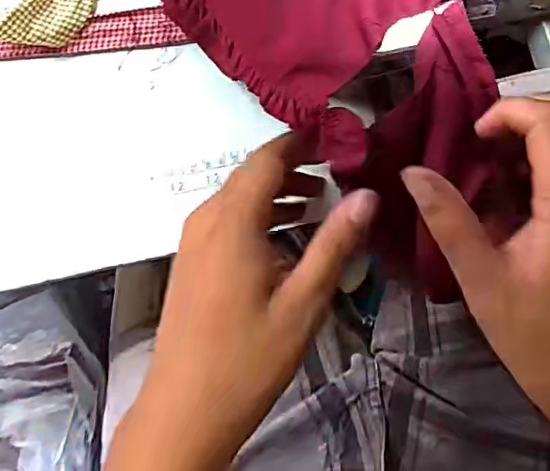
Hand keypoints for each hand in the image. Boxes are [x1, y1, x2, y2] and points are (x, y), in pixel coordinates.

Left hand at [106, 134, 377, 470]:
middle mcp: (208, 217)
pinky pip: (229, 214)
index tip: (335, 134)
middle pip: (253, 171)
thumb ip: (335, 242)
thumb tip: (368, 195)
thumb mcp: (302, 302)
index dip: (302, 140)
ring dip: (279, 188)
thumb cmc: (246, 359)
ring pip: (241, 193)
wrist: (181, 415)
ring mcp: (194, 237)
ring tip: (319, 199)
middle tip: (336, 165)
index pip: (268, 157)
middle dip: (295, 163)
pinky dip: (260, 210)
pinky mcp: (191, 257)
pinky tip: (287, 231)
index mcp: (232, 219)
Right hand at [402, 96, 549, 470]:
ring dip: (542, 136)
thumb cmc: (548, 345)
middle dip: (526, 112)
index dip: (508, 111)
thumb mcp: (485, 284)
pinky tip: (530, 203)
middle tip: (489, 142)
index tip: (476, 137)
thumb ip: (448, 220)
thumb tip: (412, 172)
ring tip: (503, 173)